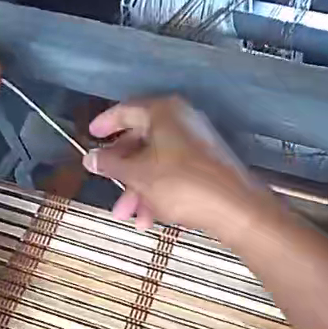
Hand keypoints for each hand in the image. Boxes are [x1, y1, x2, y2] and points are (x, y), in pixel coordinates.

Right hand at [83, 96, 278, 236]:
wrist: (235, 209)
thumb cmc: (185, 185)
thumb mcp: (138, 175)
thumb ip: (111, 165)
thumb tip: (92, 158)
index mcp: (165, 112)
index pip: (126, 110)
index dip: (105, 124)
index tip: (92, 134)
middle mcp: (184, 121)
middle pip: (142, 141)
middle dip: (123, 171)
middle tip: (108, 187)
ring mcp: (200, 143)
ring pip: (158, 163)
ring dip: (140, 189)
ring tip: (130, 216)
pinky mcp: (210, 165)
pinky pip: (176, 174)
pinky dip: (160, 192)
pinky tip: (152, 217)